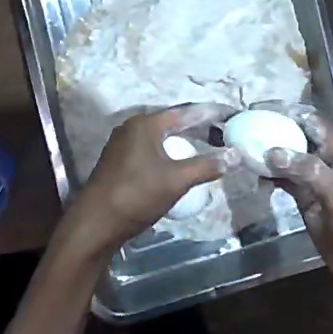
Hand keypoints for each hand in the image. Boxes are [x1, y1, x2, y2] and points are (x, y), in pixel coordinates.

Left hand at [61, 103, 240, 259]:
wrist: (96, 221)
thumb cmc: (137, 194)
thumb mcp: (176, 180)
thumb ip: (206, 166)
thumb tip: (236, 155)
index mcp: (145, 124)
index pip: (184, 112)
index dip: (208, 113)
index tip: (230, 114)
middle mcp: (131, 127)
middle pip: (171, 122)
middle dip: (196, 125)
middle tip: (222, 130)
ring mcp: (122, 144)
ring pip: (159, 137)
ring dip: (182, 140)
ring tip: (206, 145)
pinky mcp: (118, 161)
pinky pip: (150, 149)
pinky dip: (168, 152)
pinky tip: (179, 163)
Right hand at [259, 103, 332, 299]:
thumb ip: (308, 171)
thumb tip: (272, 151)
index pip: (312, 121)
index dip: (286, 111)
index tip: (256, 108)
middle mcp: (329, 160)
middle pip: (297, 135)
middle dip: (272, 128)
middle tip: (241, 125)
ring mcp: (316, 180)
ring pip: (288, 157)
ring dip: (267, 151)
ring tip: (240, 145)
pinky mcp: (306, 198)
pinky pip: (284, 179)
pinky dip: (268, 173)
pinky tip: (251, 172)